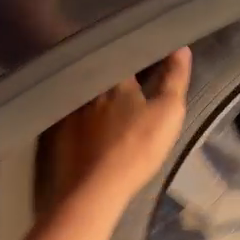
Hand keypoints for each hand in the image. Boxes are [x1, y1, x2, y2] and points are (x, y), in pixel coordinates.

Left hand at [66, 47, 192, 201]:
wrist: (93, 192)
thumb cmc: (136, 147)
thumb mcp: (168, 112)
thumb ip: (175, 78)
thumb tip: (181, 47)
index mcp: (117, 80)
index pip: (125, 57)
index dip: (136, 57)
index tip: (145, 57)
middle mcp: (91, 91)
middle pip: (103, 75)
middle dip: (114, 74)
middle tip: (126, 79)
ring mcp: (71, 115)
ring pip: (86, 97)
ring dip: (96, 96)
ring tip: (107, 101)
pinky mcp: (59, 138)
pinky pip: (71, 118)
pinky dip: (82, 118)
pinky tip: (87, 126)